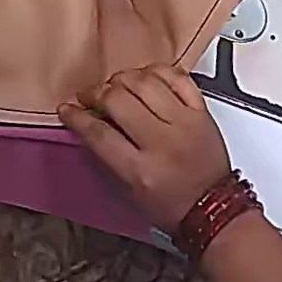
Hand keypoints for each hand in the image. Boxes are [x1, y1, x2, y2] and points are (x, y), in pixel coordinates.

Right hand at [58, 65, 233, 231]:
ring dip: (122, 78)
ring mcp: (185, 123)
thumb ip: (106, 156)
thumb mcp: (128, 191)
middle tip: (89, 96)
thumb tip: (86, 123)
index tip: (66, 109)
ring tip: (115, 85)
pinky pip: (177, 77)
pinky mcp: (201, 111)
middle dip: (96, 93)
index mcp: (140, 170)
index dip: (76, 117)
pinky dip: (156, 72)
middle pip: (119, 100)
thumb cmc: (170, 204)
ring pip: (146, 82)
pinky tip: (145, 76)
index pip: (99, 133)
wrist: (215, 209)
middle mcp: (163, 142)